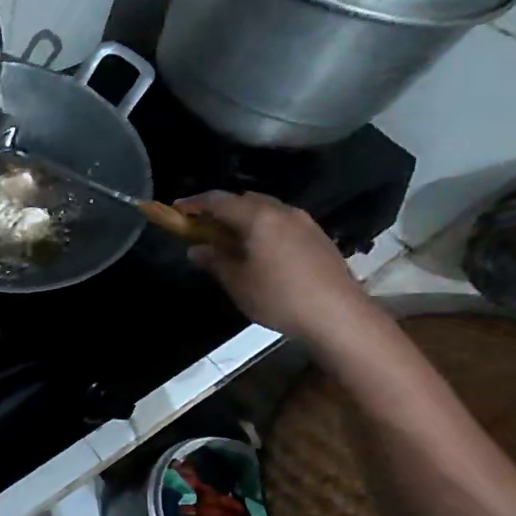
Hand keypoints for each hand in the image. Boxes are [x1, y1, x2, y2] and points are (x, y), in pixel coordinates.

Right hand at [178, 191, 383, 345]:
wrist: (339, 315)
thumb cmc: (279, 297)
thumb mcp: (237, 282)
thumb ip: (214, 260)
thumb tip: (196, 249)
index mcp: (258, 218)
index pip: (219, 200)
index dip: (194, 203)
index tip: (176, 210)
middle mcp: (283, 212)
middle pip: (245, 200)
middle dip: (221, 209)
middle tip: (203, 227)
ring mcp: (304, 223)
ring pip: (266, 210)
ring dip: (244, 218)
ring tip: (230, 239)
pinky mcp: (318, 237)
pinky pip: (282, 222)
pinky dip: (263, 227)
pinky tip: (259, 250)